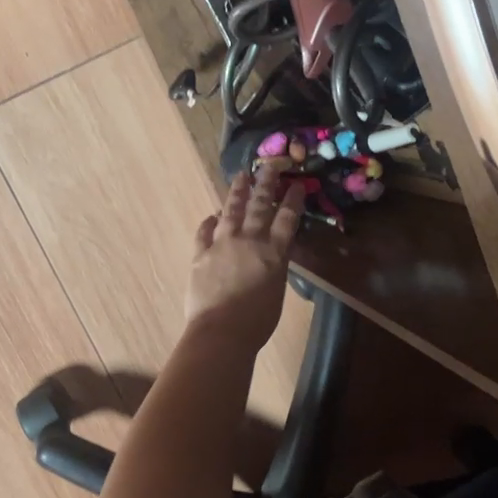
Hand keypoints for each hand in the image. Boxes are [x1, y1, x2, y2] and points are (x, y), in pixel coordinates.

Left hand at [184, 163, 305, 353]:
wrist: (221, 331)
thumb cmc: (256, 322)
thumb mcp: (276, 292)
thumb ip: (274, 269)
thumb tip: (270, 258)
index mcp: (274, 253)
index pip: (287, 219)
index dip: (293, 200)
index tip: (297, 184)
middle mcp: (249, 241)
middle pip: (259, 206)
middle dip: (266, 184)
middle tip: (269, 166)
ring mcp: (222, 245)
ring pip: (230, 211)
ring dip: (237, 192)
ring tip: (241, 176)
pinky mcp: (200, 254)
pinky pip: (204, 232)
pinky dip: (208, 221)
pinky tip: (211, 215)